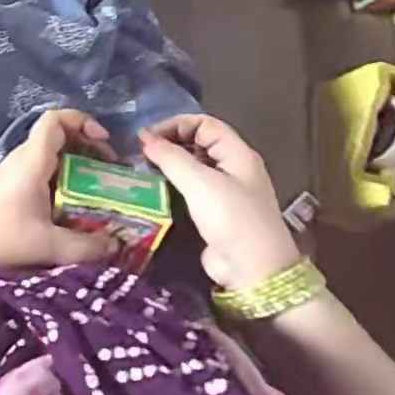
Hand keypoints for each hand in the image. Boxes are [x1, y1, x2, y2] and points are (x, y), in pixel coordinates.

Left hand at [0, 109, 121, 268]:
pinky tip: (79, 201)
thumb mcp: (46, 245)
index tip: (104, 140)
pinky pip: (47, 171)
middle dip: (90, 146)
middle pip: (62, 135)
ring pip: (56, 154)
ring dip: (80, 164)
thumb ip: (85, 247)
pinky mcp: (15, 185)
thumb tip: (116, 246)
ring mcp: (18, 171)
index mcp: (32, 160)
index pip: (55, 119)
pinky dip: (67, 178)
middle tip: (112, 169)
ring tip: (103, 186)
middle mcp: (26, 159)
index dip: (83, 121)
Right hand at [139, 115, 300, 290]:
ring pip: (193, 166)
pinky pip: (191, 188)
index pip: (205, 124)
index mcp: (238, 154)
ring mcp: (224, 190)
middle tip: (141, 154)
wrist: (254, 270)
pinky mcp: (214, 211)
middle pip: (199, 142)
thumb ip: (171, 158)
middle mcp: (233, 167)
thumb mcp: (201, 184)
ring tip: (142, 169)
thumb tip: (143, 137)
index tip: (147, 138)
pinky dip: (172, 184)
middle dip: (170, 142)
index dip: (176, 125)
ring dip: (169, 164)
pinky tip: (154, 189)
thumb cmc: (232, 220)